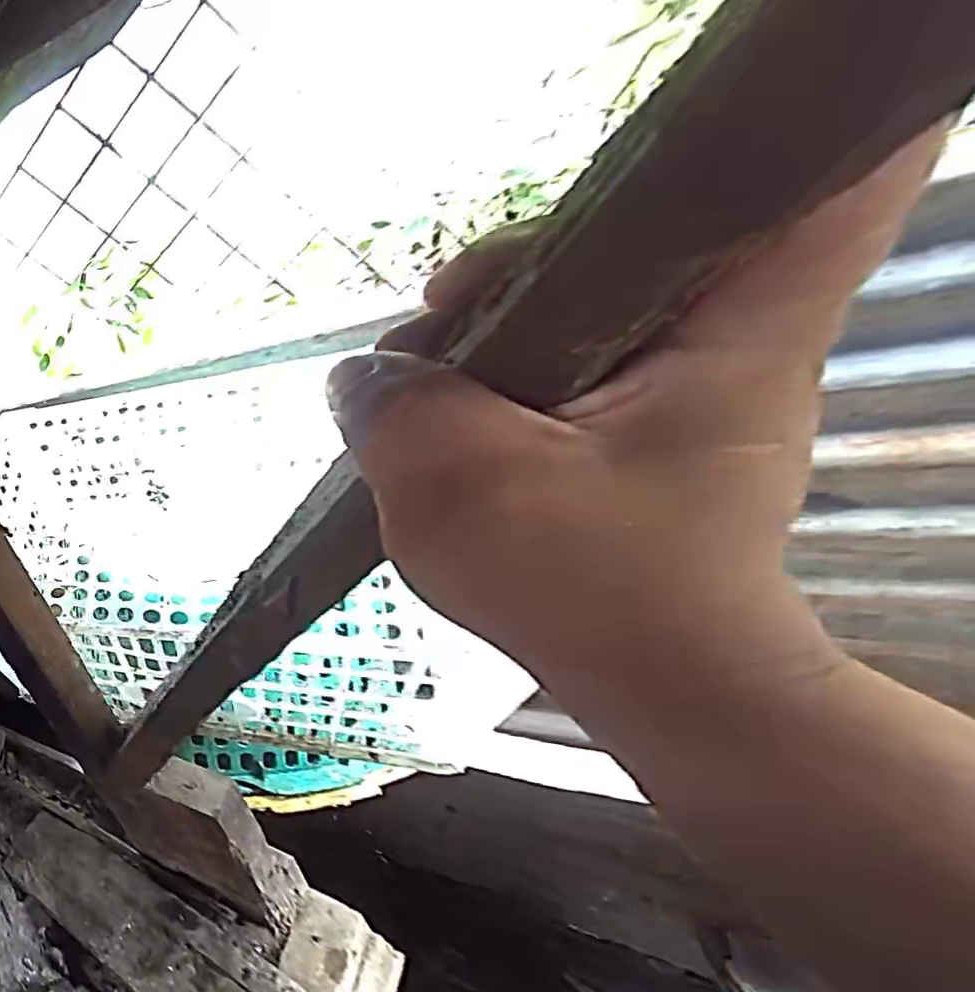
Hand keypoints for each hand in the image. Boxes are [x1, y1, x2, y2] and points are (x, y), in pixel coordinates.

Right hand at [325, 126, 946, 691]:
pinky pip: (548, 368)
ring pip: (572, 310)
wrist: (643, 675)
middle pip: (627, 239)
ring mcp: (669, 384)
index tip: (595, 177)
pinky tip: (438, 416)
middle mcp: (716, 337)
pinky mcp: (623, 427)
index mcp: (728, 327)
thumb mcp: (456, 483)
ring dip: (481, 334)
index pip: (819, 165)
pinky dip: (487, 378)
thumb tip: (356, 373)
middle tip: (427, 322)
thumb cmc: (578, 581)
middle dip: (511, 270)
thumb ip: (392, 407)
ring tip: (411, 386)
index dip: (726, 133)